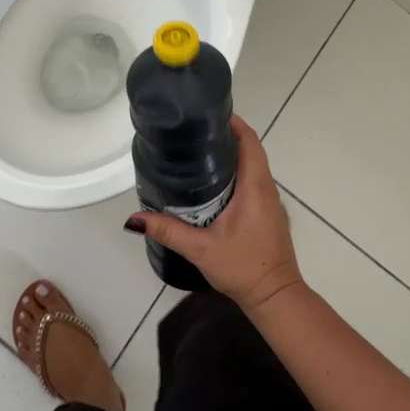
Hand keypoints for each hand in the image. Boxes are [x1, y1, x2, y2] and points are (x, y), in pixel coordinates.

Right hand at [128, 115, 304, 312]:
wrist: (275, 296)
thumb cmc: (243, 267)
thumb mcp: (202, 249)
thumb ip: (169, 231)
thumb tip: (134, 218)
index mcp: (255, 186)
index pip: (249, 141)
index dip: (234, 123)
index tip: (209, 113)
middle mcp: (266, 187)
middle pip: (250, 148)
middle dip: (226, 135)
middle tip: (195, 131)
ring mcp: (270, 199)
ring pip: (253, 165)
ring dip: (232, 154)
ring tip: (199, 150)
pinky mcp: (267, 211)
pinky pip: (253, 180)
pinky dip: (236, 172)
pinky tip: (213, 182)